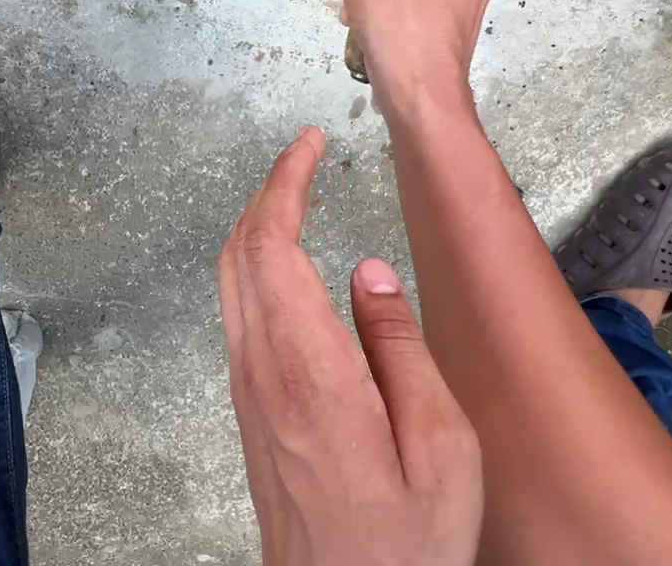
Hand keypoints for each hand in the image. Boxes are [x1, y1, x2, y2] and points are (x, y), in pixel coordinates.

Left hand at [218, 127, 481, 565]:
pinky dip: (253, 260)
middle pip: (240, 248)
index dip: (285, 181)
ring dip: (256, 221)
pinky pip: (236, 306)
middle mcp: (261, 365)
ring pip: (230, 275)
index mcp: (308, 366)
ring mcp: (245, 382)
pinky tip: (284, 257)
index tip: (308, 144)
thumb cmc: (404, 542)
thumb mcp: (441, 448)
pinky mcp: (247, 400)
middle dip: (267, 189)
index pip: (272, 242)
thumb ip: (401, 348)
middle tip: (304, 156)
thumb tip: (369, 271)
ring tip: (295, 192)